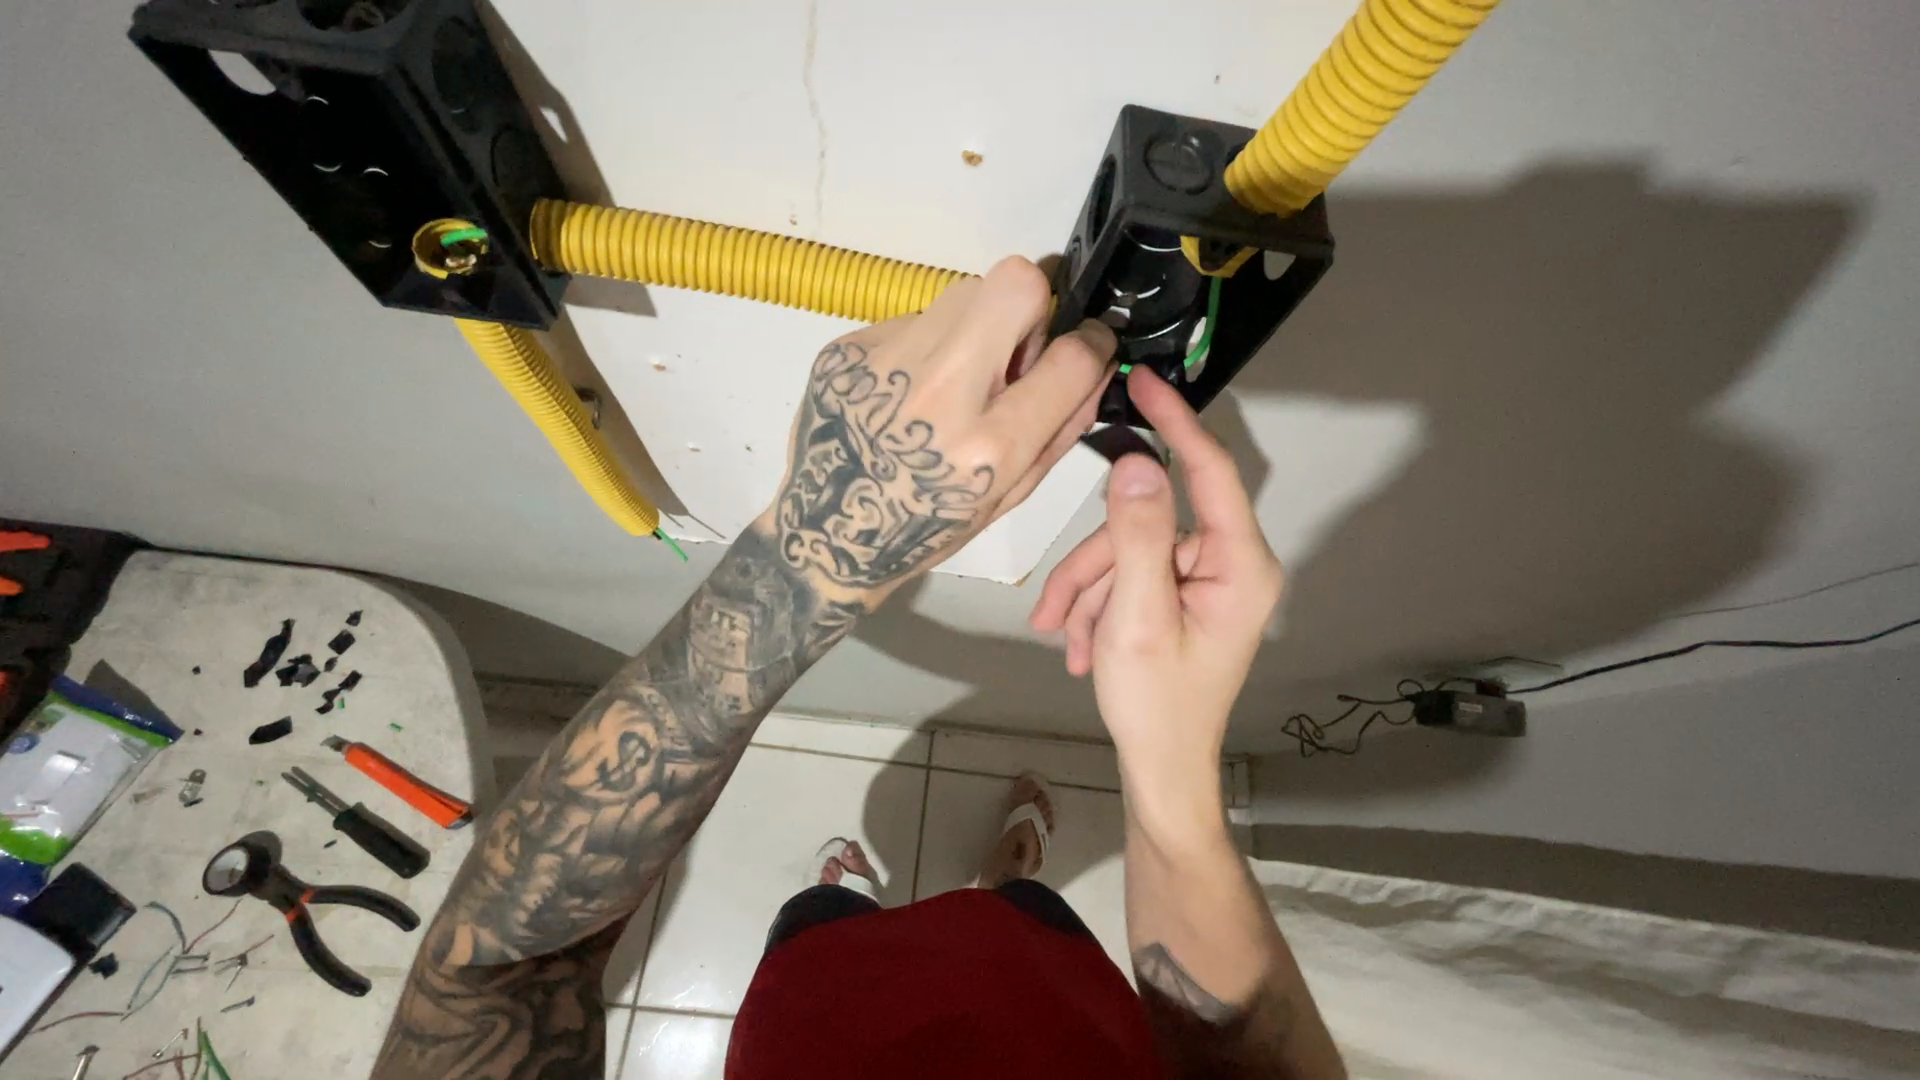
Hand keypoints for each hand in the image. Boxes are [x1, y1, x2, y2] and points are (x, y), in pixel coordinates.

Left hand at [761, 257, 1116, 604]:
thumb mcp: (1008, 498)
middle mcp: (937, 393)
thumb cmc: (926, 528)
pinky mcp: (846, 348)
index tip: (1087, 343)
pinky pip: (914, 318)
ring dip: (978, 325)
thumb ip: (1060, 428)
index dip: (1093, 343)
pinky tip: (908, 390)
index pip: (1071, 358)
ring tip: (957, 378)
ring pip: (963, 290)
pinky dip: (927, 346)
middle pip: (1015, 282)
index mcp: (987, 447)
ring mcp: (885, 362)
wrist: (824, 534)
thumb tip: (1095, 363)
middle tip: (1013, 353)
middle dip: (1032, 308)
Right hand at [1030, 370, 1281, 768]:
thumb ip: (1135, 538)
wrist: (1161, 771)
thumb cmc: (1155, 705)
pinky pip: (1128, 575)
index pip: (1209, 471)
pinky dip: (1097, 604)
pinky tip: (1078, 646)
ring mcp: (1204, 581)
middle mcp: (1229, 564)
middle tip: (1055, 612)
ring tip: (1066, 641)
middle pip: (1144, 524)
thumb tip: (1136, 461)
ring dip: (1088, 593)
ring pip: (1126, 552)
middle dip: (1093, 566)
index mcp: (1240, 566)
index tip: (1140, 380)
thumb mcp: (1135, 620)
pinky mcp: (1182, 596)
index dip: (1175, 421)